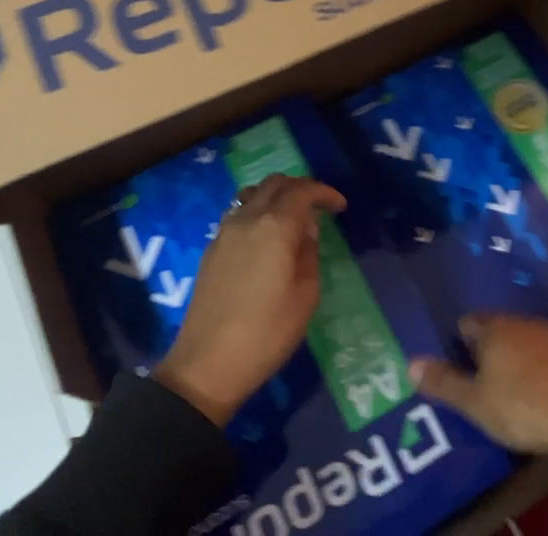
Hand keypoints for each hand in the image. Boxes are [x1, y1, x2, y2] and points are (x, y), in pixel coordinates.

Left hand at [154, 173, 346, 425]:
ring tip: (292, 220)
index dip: (324, 192)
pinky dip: (257, 212)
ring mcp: (224, 232)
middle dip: (300, 188)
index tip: (340, 206)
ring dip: (275, 197)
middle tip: (319, 207)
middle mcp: (247, 219)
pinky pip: (238, 214)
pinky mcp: (211, 249)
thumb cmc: (267, 333)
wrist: (207, 364)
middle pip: (274, 184)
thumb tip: (306, 231)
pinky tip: (266, 239)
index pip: (302, 191)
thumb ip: (309, 255)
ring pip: (252, 195)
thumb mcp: (305, 297)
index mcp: (275, 227)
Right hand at [409, 313, 547, 488]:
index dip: (456, 343)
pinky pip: (540, 357)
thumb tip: (411, 363)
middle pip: (494, 329)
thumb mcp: (474, 402)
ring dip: (509, 359)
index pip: (467, 323)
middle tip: (473, 380)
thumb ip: (444, 382)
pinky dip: (531, 370)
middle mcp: (522, 324)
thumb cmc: (521, 407)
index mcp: (495, 328)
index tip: (452, 366)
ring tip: (500, 388)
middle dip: (482, 349)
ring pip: (519, 342)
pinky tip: (530, 394)